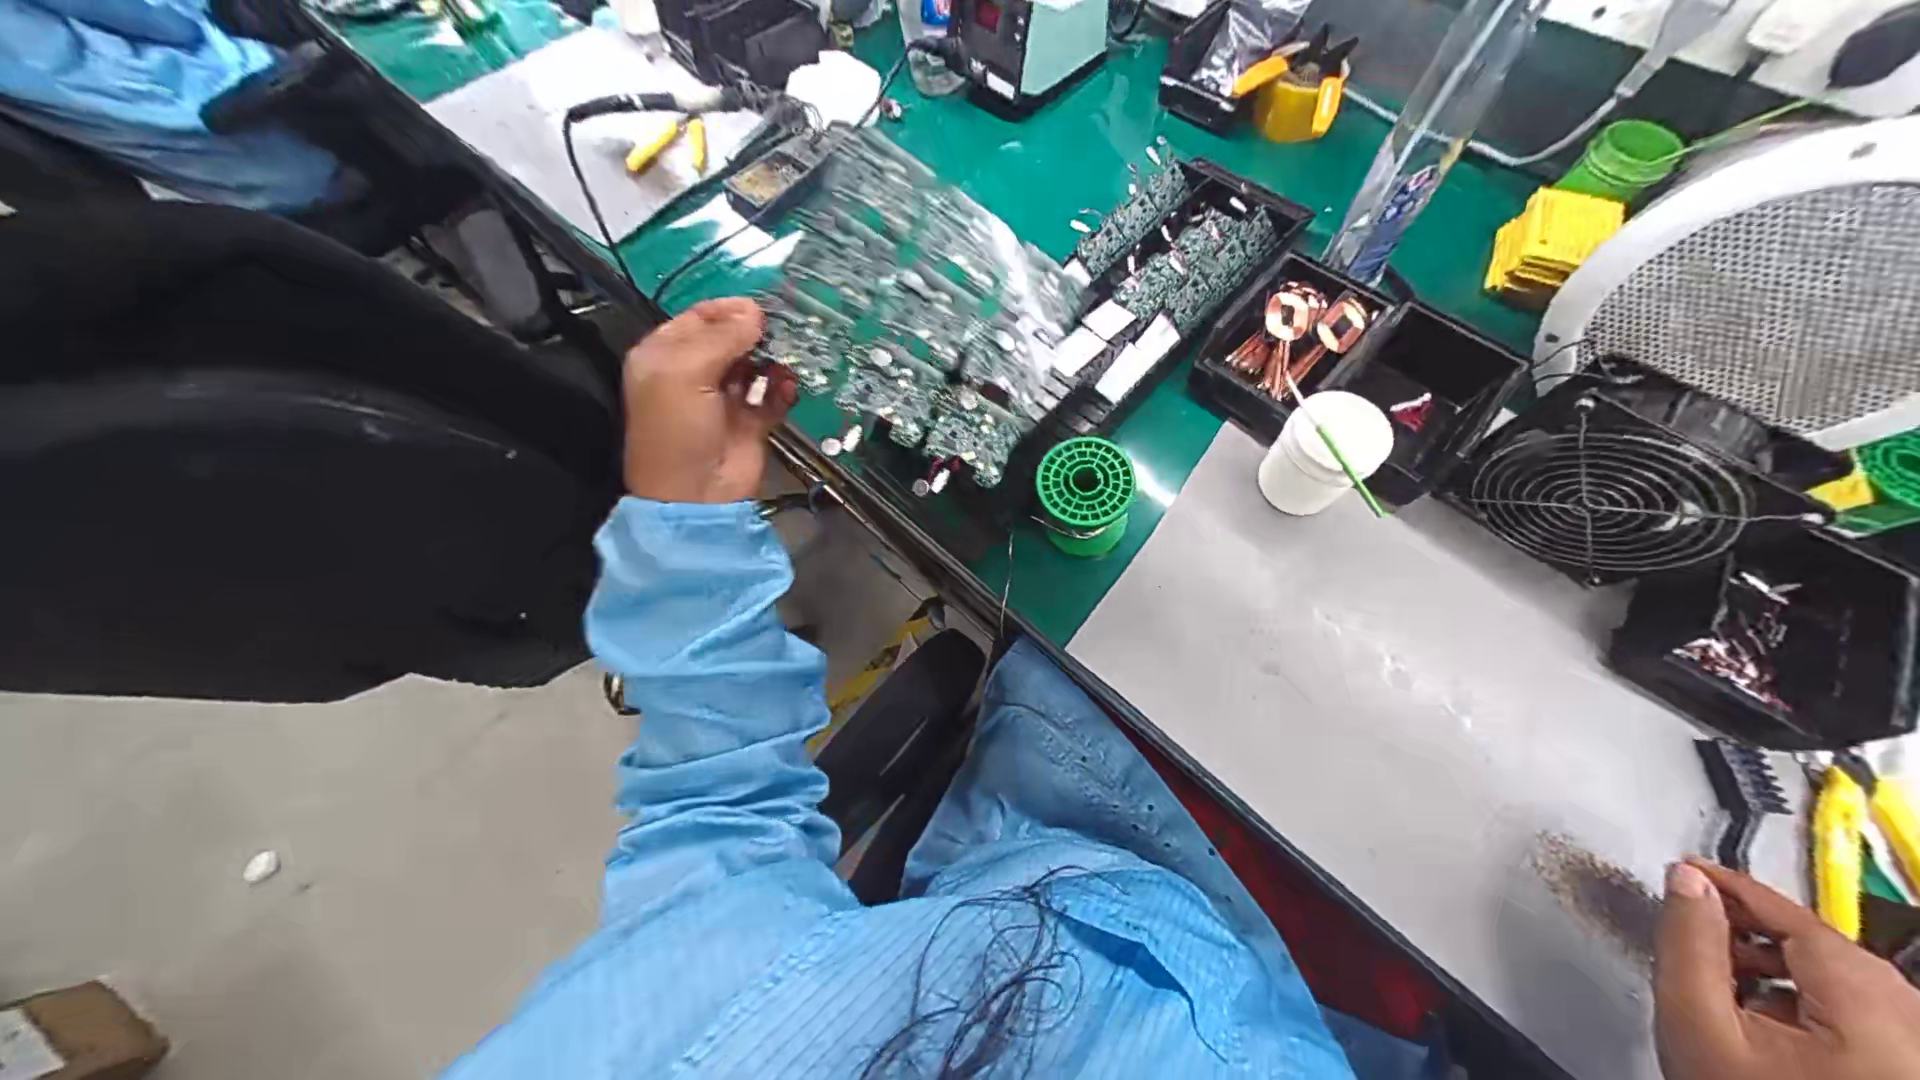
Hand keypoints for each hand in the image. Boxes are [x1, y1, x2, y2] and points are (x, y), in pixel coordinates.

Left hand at [619, 297, 797, 503]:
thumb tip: (755, 312)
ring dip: (772, 360)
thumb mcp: (686, 373)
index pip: (698, 318)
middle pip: (730, 340)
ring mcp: (725, 399)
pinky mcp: (752, 421)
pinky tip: (788, 386)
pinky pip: (772, 396)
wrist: (696, 494)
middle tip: (779, 331)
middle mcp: (694, 374)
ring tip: (786, 358)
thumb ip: (721, 338)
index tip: (757, 307)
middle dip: (754, 334)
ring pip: (755, 365)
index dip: (726, 310)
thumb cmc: (678, 430)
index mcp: (666, 357)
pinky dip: (783, 389)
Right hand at [1655, 857, 1919, 1079]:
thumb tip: (1687, 879)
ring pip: (1860, 984)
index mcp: (1881, 1029)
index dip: (1744, 891)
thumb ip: (1688, 941)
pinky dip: (1814, 993)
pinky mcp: (1908, 1070)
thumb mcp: (1693, 1014)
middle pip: (1841, 956)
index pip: (1809, 929)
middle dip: (1764, 926)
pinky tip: (1767, 1004)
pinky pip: (1875, 1014)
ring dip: (1786, 958)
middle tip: (1700, 910)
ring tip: (1724, 962)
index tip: (1692, 867)